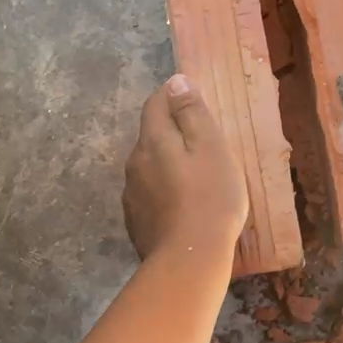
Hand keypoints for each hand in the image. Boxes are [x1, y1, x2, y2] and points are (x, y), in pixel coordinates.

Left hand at [122, 74, 248, 260]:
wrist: (189, 260)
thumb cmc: (210, 197)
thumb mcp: (211, 147)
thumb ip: (191, 112)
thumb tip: (175, 81)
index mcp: (152, 141)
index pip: (154, 104)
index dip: (171, 96)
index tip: (190, 98)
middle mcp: (134, 163)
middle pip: (150, 136)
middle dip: (171, 132)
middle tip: (201, 140)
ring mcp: (131, 195)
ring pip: (148, 166)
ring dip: (167, 163)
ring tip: (194, 175)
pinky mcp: (136, 222)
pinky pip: (149, 194)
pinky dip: (164, 190)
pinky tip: (182, 204)